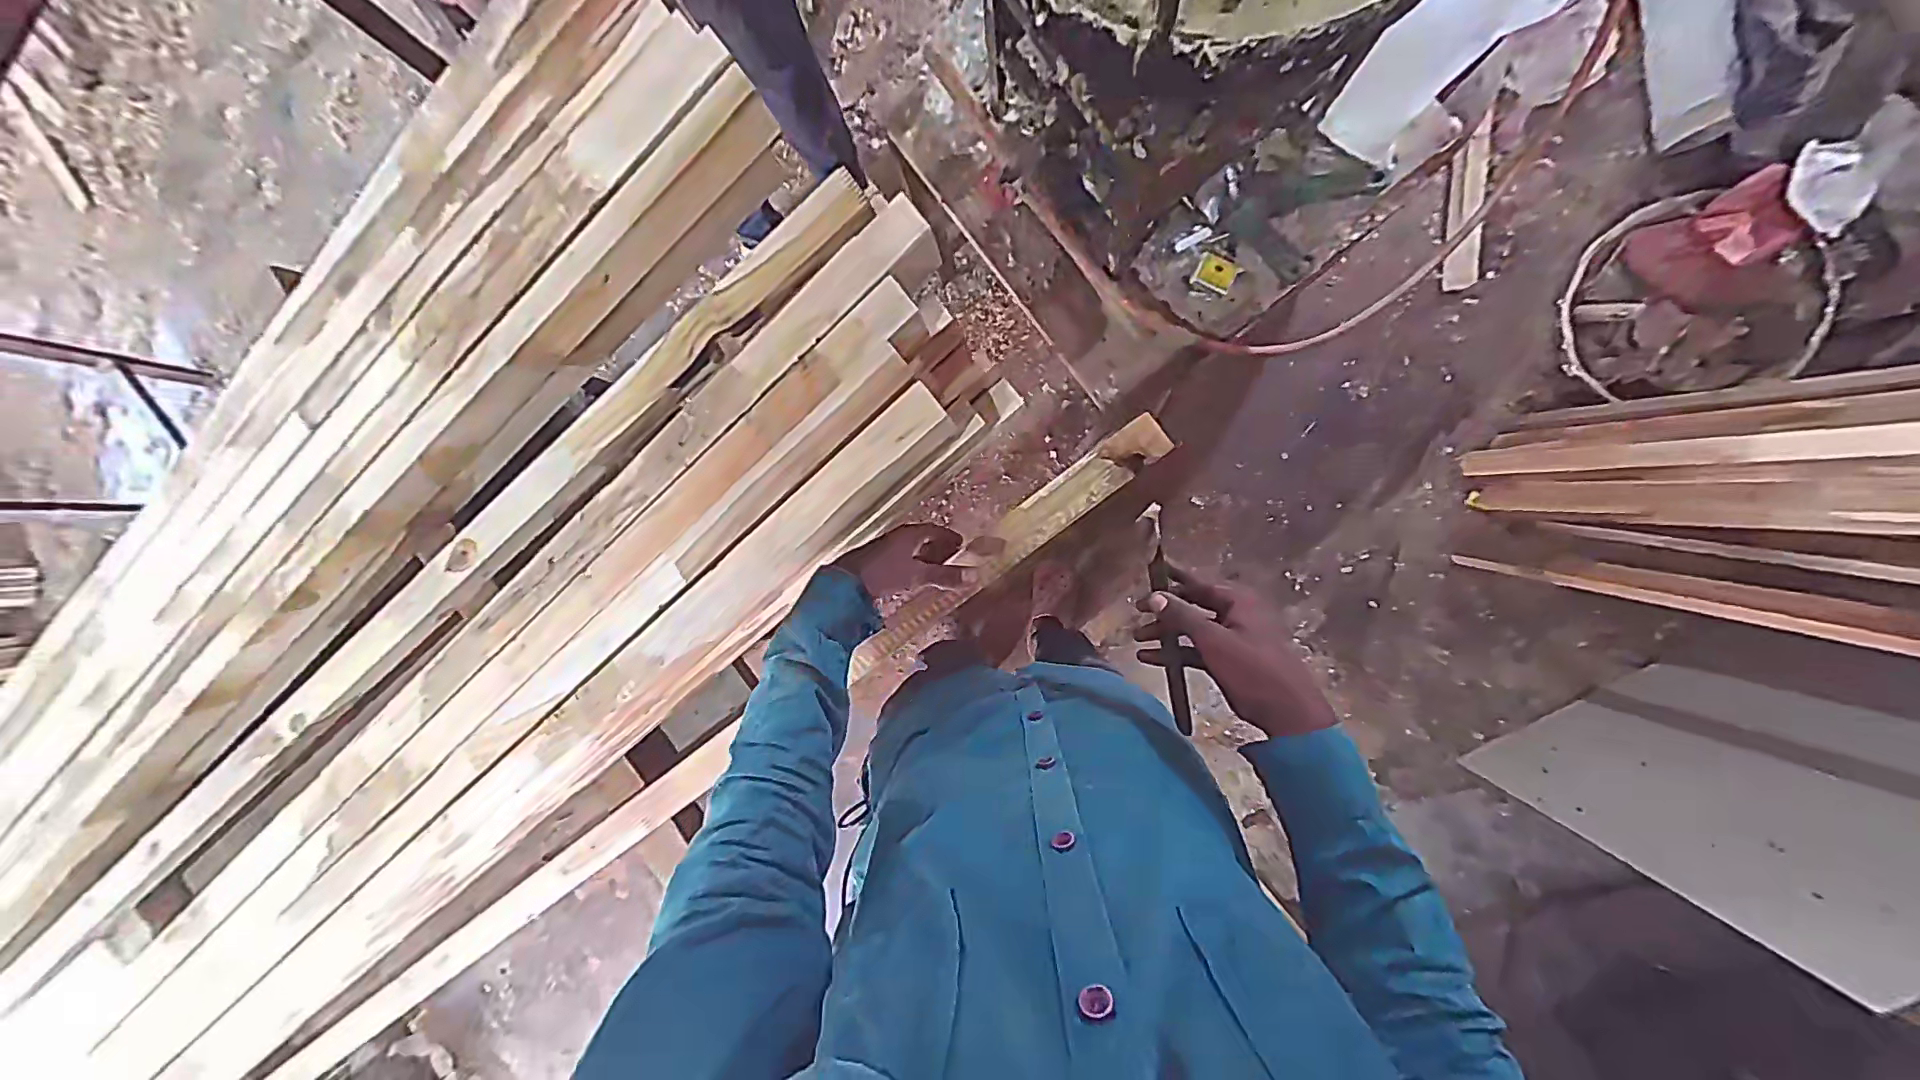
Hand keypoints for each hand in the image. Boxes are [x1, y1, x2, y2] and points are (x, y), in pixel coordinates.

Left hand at [834, 523, 967, 599]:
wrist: (846, 581)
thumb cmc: (883, 573)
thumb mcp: (919, 575)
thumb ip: (945, 576)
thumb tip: (973, 575)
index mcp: (910, 533)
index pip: (935, 530)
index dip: (949, 537)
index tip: (961, 544)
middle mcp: (898, 537)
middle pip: (923, 538)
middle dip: (939, 546)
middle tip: (953, 556)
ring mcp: (886, 548)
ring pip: (911, 548)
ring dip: (925, 556)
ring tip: (936, 568)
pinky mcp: (877, 561)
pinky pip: (901, 558)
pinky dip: (913, 564)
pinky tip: (914, 576)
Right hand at [1133, 564, 1337, 738]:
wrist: (1287, 712)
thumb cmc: (1252, 669)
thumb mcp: (1213, 639)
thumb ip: (1181, 616)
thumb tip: (1154, 596)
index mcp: (1239, 601)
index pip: (1198, 583)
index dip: (1172, 581)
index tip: (1147, 578)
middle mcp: (1236, 614)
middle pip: (1193, 606)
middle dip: (1164, 611)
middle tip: (1137, 614)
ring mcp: (1233, 638)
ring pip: (1193, 629)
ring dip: (1166, 634)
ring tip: (1138, 639)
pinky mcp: (1229, 660)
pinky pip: (1197, 649)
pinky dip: (1177, 652)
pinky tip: (1152, 658)